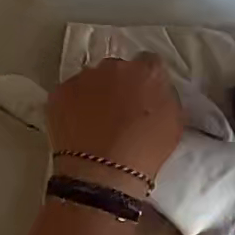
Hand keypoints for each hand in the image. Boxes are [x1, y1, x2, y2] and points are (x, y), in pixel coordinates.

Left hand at [48, 53, 182, 198]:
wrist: (104, 173)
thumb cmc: (147, 150)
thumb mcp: (175, 120)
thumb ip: (166, 95)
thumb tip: (157, 90)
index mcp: (148, 71)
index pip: (150, 62)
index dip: (147, 79)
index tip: (146, 94)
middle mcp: (115, 66)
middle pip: (119, 68)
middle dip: (121, 84)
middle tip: (122, 110)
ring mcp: (84, 78)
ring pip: (92, 79)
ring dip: (96, 93)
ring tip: (98, 121)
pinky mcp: (59, 92)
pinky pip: (70, 92)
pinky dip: (74, 104)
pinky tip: (80, 125)